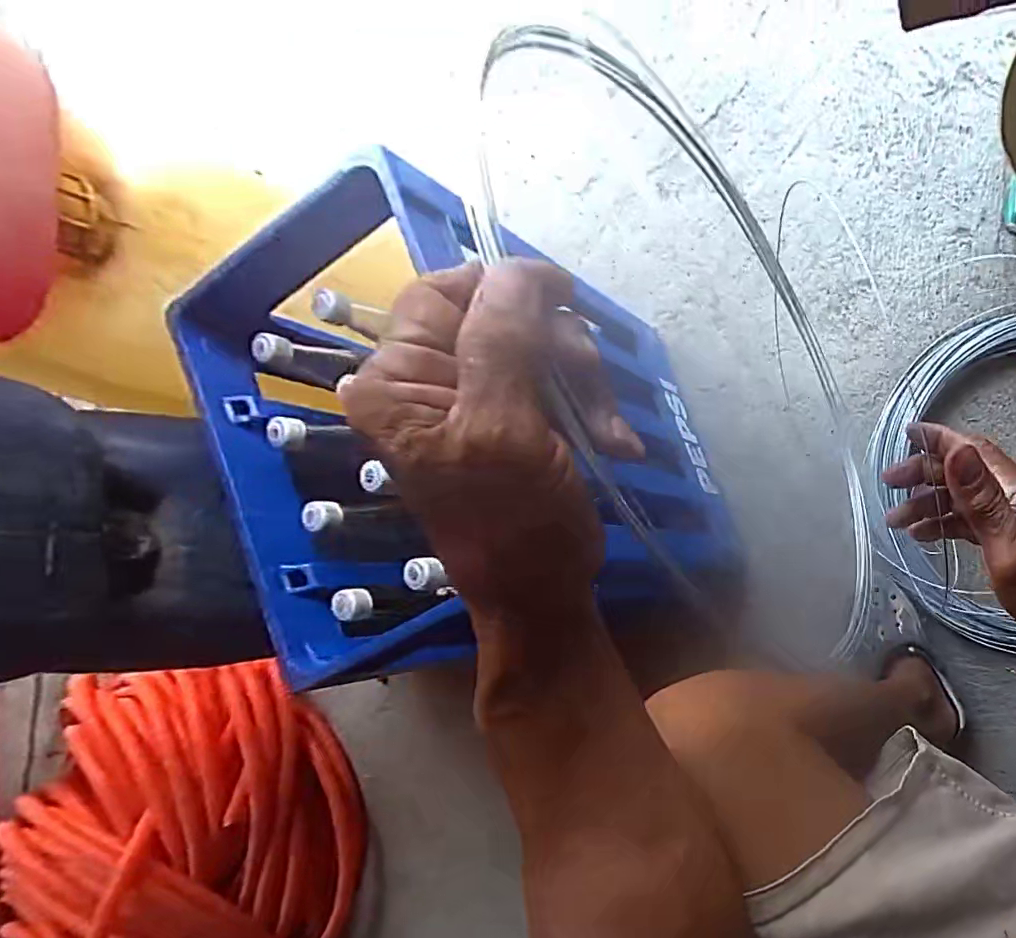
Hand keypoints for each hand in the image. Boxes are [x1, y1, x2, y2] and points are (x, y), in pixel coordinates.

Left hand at [340, 258, 645, 621]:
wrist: (544, 590)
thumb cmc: (513, 522)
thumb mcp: (502, 429)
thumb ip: (502, 343)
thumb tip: (518, 270)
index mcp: (400, 381)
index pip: (444, 295)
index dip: (503, 286)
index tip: (564, 293)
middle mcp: (437, 384)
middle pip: (509, 324)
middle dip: (563, 357)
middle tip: (594, 400)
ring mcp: (488, 405)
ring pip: (548, 356)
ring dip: (590, 392)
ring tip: (610, 439)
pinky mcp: (529, 425)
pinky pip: (568, 391)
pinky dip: (598, 414)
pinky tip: (615, 447)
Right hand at [880, 421, 1015, 649]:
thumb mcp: (1008, 545)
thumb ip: (981, 500)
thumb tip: (958, 452)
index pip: (974, 451)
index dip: (940, 440)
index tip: (909, 433)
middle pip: (963, 472)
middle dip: (924, 473)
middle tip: (890, 481)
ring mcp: (1012, 516)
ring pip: (962, 497)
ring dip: (928, 502)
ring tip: (896, 517)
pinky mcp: (1007, 535)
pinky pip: (968, 519)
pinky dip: (943, 521)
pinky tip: (922, 532)